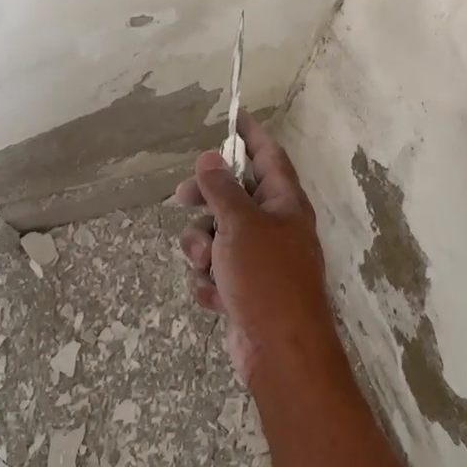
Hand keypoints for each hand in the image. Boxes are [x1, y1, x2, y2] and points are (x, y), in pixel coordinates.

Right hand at [176, 111, 331, 383]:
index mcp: (284, 204)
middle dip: (204, 200)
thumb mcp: (240, 225)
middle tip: (181, 198)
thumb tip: (211, 158)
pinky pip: (215, 271)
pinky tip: (215, 296)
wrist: (279, 352)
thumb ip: (222, 189)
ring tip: (207, 266)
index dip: (251, 134)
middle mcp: (275, 227)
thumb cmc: (266, 278)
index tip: (233, 114)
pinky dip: (209, 281)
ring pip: (216, 235)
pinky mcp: (244, 290)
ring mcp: (260, 261)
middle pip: (233, 196)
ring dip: (202, 248)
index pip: (268, 156)